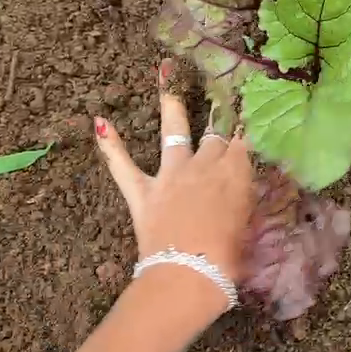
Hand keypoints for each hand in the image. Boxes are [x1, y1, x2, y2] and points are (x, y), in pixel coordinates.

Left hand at [93, 61, 255, 305]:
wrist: (187, 276)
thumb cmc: (226, 263)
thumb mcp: (248, 234)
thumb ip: (245, 208)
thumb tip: (244, 197)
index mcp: (235, 176)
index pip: (244, 145)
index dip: (247, 134)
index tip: (251, 121)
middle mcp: (204, 167)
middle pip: (215, 137)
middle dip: (220, 125)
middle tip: (223, 109)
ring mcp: (171, 176)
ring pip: (173, 131)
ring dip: (171, 103)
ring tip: (165, 75)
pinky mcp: (143, 193)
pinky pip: (122, 165)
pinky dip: (110, 145)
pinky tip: (99, 122)